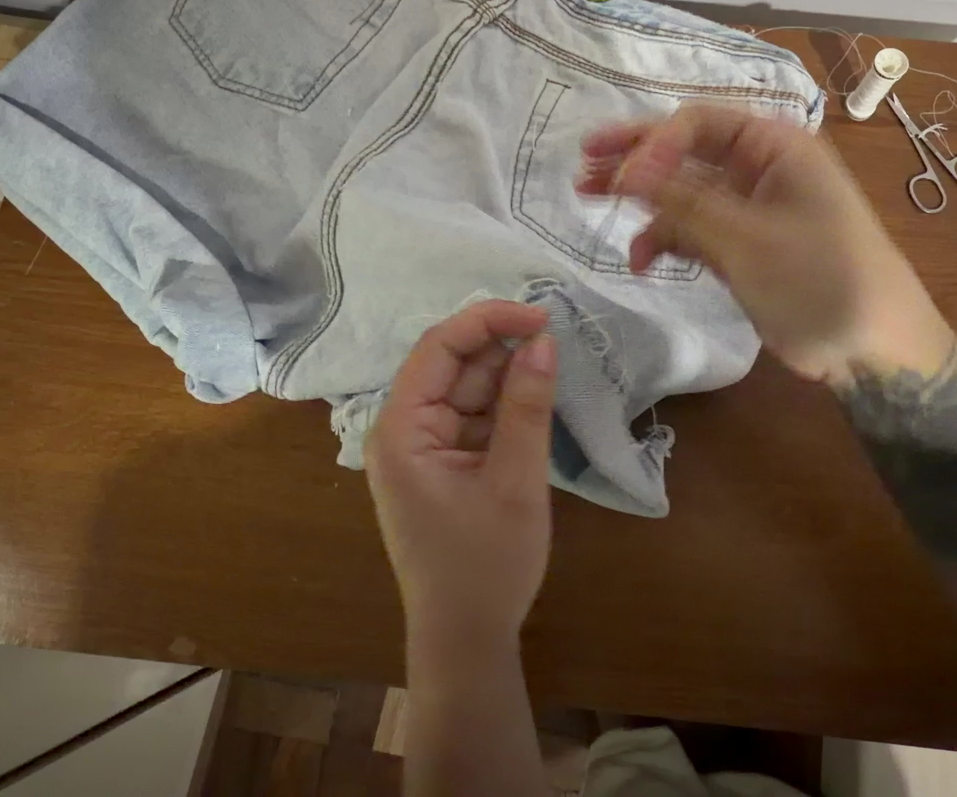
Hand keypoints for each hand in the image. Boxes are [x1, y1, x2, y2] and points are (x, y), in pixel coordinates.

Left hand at [366, 301, 557, 650]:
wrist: (467, 640)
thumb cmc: (486, 564)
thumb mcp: (515, 480)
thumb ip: (527, 406)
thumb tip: (543, 340)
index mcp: (401, 429)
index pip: (438, 348)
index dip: (487, 321)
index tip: (541, 316)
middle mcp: (403, 430)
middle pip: (450, 366)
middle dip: (500, 348)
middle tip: (555, 339)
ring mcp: (421, 449)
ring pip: (465, 391)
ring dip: (506, 377)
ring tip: (552, 366)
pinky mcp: (442, 466)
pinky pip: (472, 420)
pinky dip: (503, 408)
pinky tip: (536, 398)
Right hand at [578, 103, 954, 382]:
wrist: (875, 351)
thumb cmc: (820, 281)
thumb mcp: (746, 239)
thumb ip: (682, 202)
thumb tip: (625, 170)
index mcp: (775, 146)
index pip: (699, 123)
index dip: (654, 143)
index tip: (622, 180)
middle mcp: (761, 168)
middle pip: (686, 151)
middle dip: (636, 159)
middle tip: (583, 164)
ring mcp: (751, 209)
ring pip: (685, 191)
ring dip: (644, 201)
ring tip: (590, 200)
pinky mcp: (743, 246)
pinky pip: (695, 230)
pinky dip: (667, 240)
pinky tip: (639, 260)